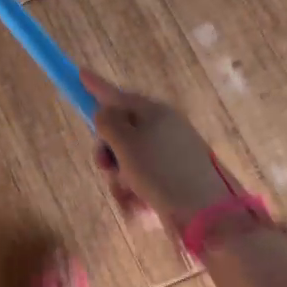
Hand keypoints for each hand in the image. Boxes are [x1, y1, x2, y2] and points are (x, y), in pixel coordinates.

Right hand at [82, 69, 237, 227]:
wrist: (207, 214)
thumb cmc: (161, 171)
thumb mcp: (125, 142)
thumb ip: (106, 122)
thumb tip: (103, 112)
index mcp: (153, 113)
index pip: (117, 95)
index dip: (95, 86)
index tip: (80, 73)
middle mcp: (161, 130)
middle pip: (118, 134)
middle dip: (107, 154)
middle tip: (106, 167)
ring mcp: (168, 157)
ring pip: (126, 163)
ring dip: (120, 180)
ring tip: (130, 196)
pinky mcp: (173, 182)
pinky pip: (141, 183)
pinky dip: (137, 196)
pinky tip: (143, 209)